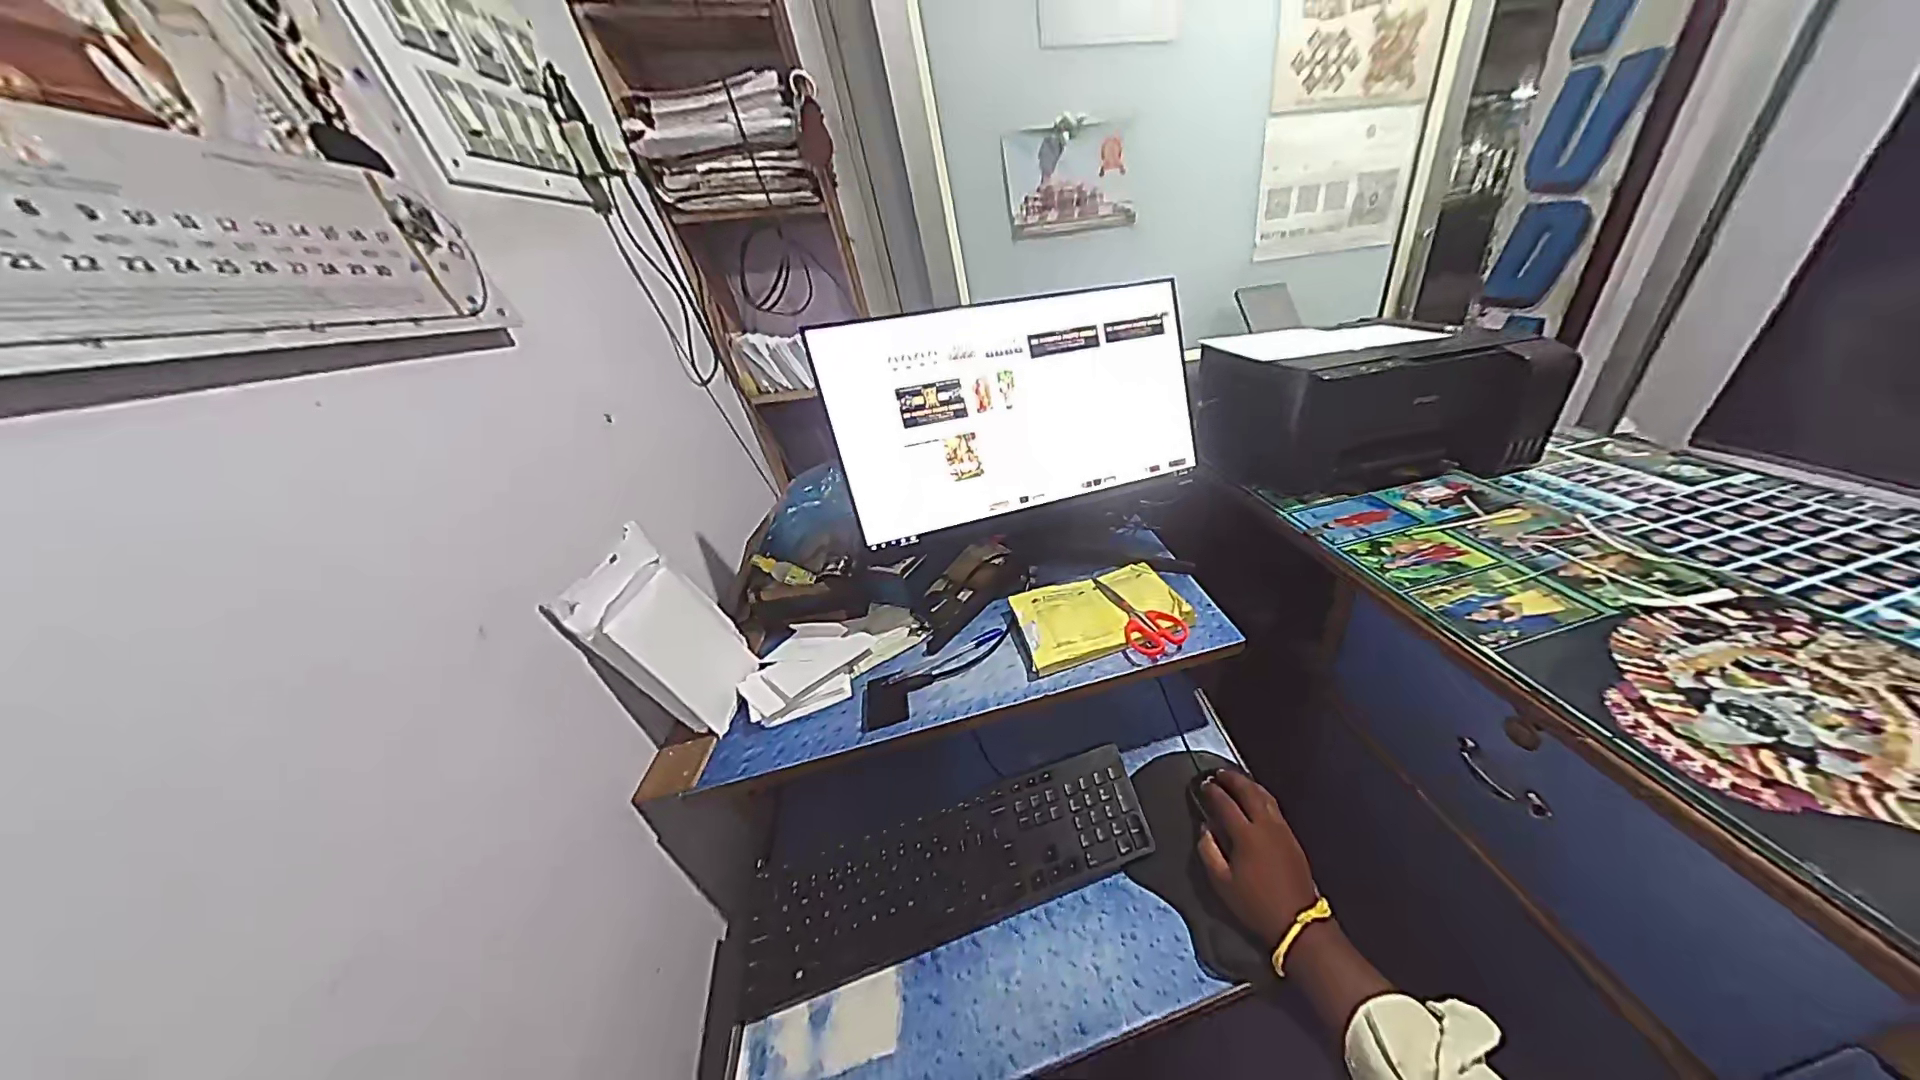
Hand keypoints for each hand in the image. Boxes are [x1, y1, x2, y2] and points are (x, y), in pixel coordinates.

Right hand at [1196, 769, 1319, 946]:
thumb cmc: (1255, 904)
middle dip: (1232, 779)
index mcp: (1246, 836)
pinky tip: (1256, 798)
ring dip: (1249, 784)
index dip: (1213, 791)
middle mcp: (1266, 826)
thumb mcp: (1221, 883)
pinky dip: (1262, 795)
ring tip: (1237, 779)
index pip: (1226, 803)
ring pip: (1265, 797)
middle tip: (1219, 773)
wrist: (1298, 922)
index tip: (1203, 785)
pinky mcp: (1292, 838)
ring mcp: (1282, 830)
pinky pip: (1275, 807)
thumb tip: (1205, 828)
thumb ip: (1208, 851)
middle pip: (1249, 792)